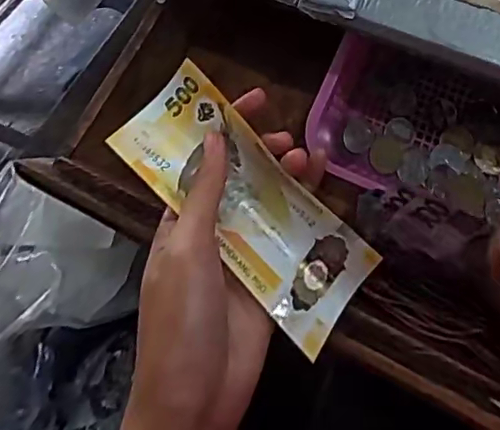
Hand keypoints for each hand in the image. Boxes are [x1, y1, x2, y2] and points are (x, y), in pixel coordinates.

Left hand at [124, 88, 325, 429]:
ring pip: (268, 202)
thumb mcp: (185, 251)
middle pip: (241, 178)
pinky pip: (289, 235)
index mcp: (181, 222)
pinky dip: (306, 211)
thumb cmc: (179, 322)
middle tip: (284, 137)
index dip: (224, 128)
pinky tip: (320, 191)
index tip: (250, 100)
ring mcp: (242, 253)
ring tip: (306, 158)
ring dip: (286, 176)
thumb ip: (202, 196)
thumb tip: (212, 139)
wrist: (196, 404)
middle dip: (261, 150)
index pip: (202, 162)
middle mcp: (212, 231)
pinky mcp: (269, 277)